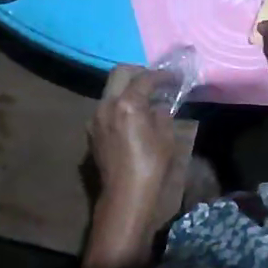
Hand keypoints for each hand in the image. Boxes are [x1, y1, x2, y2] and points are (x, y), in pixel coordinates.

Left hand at [89, 65, 179, 213]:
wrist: (124, 195)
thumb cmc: (150, 166)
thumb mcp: (166, 138)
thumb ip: (162, 114)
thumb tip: (158, 106)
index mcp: (127, 104)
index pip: (145, 78)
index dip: (162, 75)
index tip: (175, 77)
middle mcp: (106, 105)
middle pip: (119, 73)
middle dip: (139, 72)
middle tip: (155, 81)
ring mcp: (95, 117)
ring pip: (110, 90)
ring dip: (127, 89)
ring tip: (145, 100)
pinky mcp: (92, 131)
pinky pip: (106, 108)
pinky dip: (119, 105)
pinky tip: (132, 118)